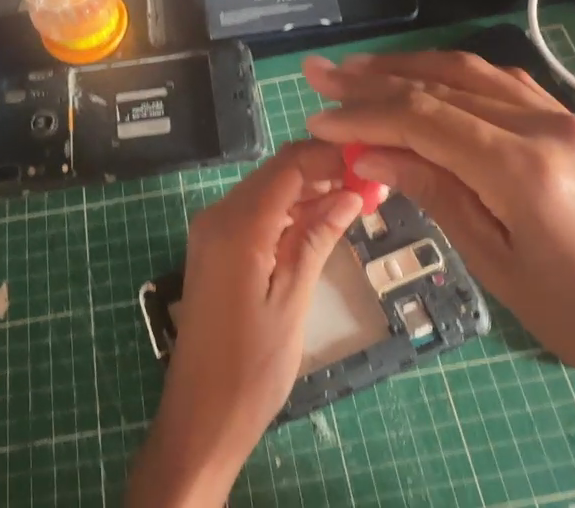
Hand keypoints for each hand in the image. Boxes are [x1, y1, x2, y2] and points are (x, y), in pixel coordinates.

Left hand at [128, 142, 362, 506]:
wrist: (201, 416)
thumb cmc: (252, 367)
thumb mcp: (293, 300)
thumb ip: (317, 239)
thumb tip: (350, 194)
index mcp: (237, 225)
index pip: (288, 165)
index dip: (331, 158)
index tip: (372, 164)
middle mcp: (217, 217)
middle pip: (276, 174)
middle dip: (323, 172)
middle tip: (372, 187)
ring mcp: (212, 233)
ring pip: (267, 193)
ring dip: (308, 192)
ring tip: (357, 203)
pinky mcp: (214, 251)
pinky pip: (256, 216)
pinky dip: (288, 214)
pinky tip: (322, 225)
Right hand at [303, 50, 574, 398]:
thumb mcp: (498, 267)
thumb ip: (435, 193)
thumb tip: (369, 154)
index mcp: (524, 168)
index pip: (423, 119)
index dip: (362, 114)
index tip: (315, 117)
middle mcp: (547, 127)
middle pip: (443, 86)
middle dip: (374, 79)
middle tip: (320, 72)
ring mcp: (568, 121)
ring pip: (474, 76)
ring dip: (412, 69)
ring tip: (359, 71)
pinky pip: (505, 88)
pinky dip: (455, 80)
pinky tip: (426, 83)